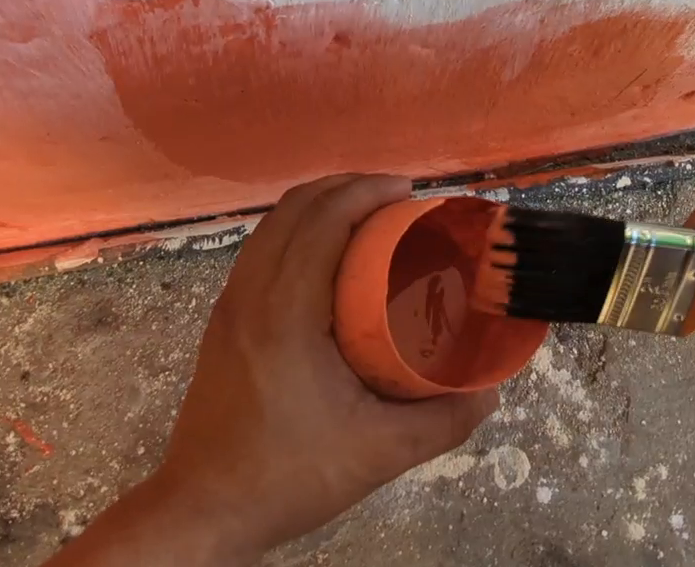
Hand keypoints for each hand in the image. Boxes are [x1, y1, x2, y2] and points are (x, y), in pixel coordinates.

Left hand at [57, 174, 497, 564]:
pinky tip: (325, 250)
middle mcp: (252, 290)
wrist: (204, 509)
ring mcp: (231, 300)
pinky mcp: (223, 315)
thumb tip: (490, 390)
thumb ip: (442, 422)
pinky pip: (262, 244)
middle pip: (296, 206)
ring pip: (273, 221)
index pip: (324, 220)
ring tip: (366, 213)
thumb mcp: (378, 454)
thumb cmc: (288, 474)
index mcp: (286, 310)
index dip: (367, 191)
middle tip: (396, 198)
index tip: (409, 193)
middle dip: (348, 186)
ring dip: (320, 202)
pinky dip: (296, 225)